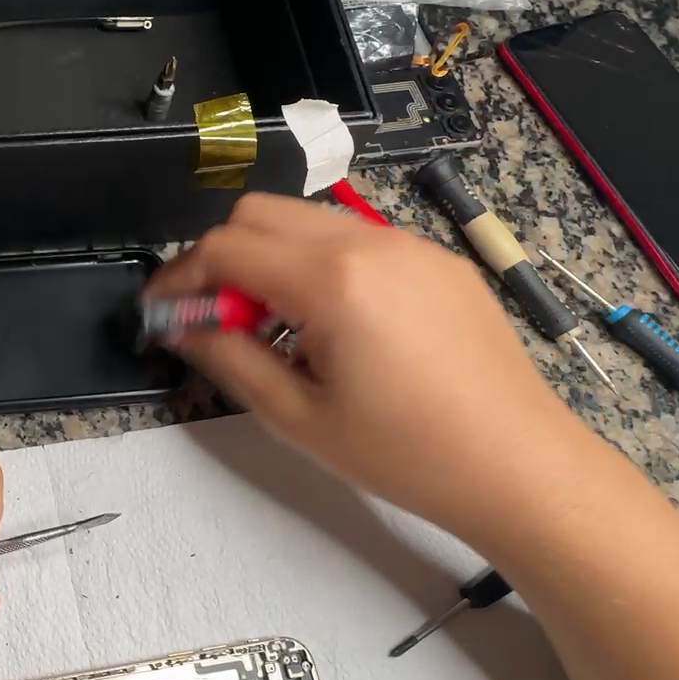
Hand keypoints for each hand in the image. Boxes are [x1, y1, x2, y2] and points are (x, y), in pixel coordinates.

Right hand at [147, 193, 594, 536]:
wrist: (519, 466)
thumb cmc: (402, 453)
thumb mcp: (294, 415)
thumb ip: (227, 356)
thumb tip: (182, 326)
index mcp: (332, 281)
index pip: (225, 247)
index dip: (178, 276)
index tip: (160, 311)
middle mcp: (371, 243)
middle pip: (260, 213)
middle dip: (218, 257)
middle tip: (212, 317)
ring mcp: (410, 245)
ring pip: (306, 221)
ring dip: (266, 259)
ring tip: (268, 326)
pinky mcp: (435, 261)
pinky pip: (351, 240)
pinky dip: (312, 266)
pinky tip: (324, 325)